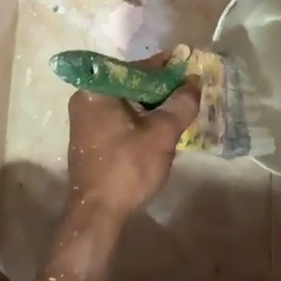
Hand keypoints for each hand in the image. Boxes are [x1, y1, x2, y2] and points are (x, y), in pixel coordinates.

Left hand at [63, 66, 199, 223]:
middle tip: (187, 90)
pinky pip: (120, 118)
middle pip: (130, 83)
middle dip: (159, 87)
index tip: (187, 65)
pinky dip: (140, 119)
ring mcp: (86, 120)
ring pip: (126, 102)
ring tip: (179, 108)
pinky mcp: (91, 139)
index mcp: (97, 90)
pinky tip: (160, 128)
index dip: (164, 67)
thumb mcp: (161, 134)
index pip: (135, 67)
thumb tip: (195, 81)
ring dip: (151, 105)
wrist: (97, 215)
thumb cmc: (127, 168)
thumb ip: (180, 104)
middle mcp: (86, 99)